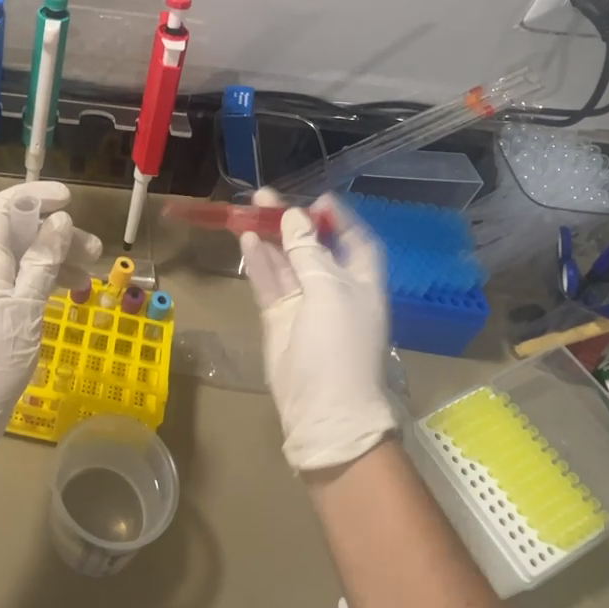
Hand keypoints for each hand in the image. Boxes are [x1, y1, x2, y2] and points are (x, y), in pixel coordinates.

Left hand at [0, 181, 101, 482]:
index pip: (3, 209)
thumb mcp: (25, 308)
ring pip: (28, 262)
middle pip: (22, 236)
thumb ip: (42, 263)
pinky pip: (25, 286)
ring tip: (91, 272)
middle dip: (58, 233)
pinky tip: (70, 291)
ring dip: (59, 259)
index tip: (67, 199)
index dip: (33, 196)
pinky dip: (48, 283)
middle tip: (95, 249)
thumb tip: (59, 220)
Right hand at [240, 188, 396, 472]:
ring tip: (248, 209)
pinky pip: (269, 282)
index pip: (355, 240)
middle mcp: (335, 289)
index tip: (317, 199)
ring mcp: (305, 304)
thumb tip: (295, 217)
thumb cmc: (339, 345)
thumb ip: (308, 251)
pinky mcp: (279, 318)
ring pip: (286, 261)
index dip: (339, 219)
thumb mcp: (329, 290)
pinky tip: (247, 239)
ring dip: (270, 236)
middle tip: (265, 198)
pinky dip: (259, 261)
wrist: (323, 409)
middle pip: (314, 246)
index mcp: (361, 282)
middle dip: (293, 222)